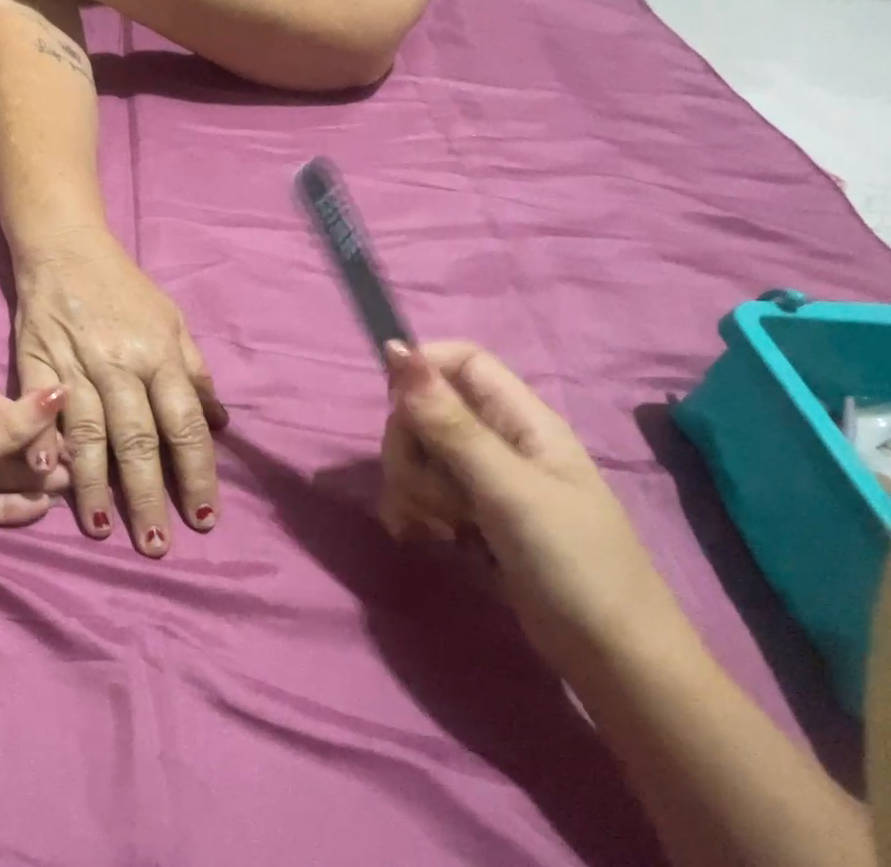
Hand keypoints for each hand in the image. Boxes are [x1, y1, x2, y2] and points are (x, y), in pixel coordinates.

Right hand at [15, 231, 226, 556]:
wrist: (64, 249)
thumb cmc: (124, 289)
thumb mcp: (173, 322)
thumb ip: (195, 374)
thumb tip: (220, 424)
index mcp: (160, 356)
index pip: (186, 426)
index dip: (197, 475)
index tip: (203, 520)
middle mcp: (121, 365)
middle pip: (138, 439)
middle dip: (148, 496)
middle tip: (156, 546)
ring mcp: (74, 364)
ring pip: (88, 432)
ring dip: (94, 484)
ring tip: (102, 529)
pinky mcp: (33, 360)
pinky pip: (38, 406)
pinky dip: (41, 440)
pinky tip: (44, 475)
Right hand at [379, 341, 692, 671]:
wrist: (608, 653)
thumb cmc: (571, 562)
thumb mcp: (507, 489)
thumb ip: (448, 424)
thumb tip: (395, 351)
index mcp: (522, 420)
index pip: (458, 361)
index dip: (420, 373)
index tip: (395, 411)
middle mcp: (499, 441)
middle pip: (423, 411)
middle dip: (408, 449)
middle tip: (431, 491)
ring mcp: (482, 480)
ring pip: (414, 456)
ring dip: (408, 488)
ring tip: (436, 526)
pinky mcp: (468, 515)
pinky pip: (416, 493)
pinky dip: (409, 512)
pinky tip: (422, 538)